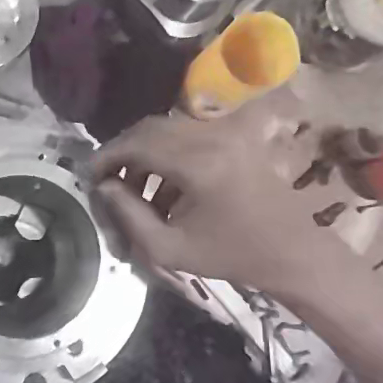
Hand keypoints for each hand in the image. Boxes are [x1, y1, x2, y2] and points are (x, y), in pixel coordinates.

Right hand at [92, 99, 361, 297]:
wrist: (292, 251)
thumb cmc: (231, 256)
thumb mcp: (169, 249)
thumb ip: (129, 216)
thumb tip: (104, 186)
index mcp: (198, 163)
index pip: (137, 144)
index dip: (107, 156)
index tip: (90, 176)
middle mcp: (212, 136)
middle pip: (150, 128)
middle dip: (122, 151)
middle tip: (107, 180)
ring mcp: (227, 132)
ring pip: (167, 127)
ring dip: (144, 152)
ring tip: (133, 189)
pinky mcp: (235, 135)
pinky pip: (188, 133)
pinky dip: (167, 153)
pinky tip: (163, 189)